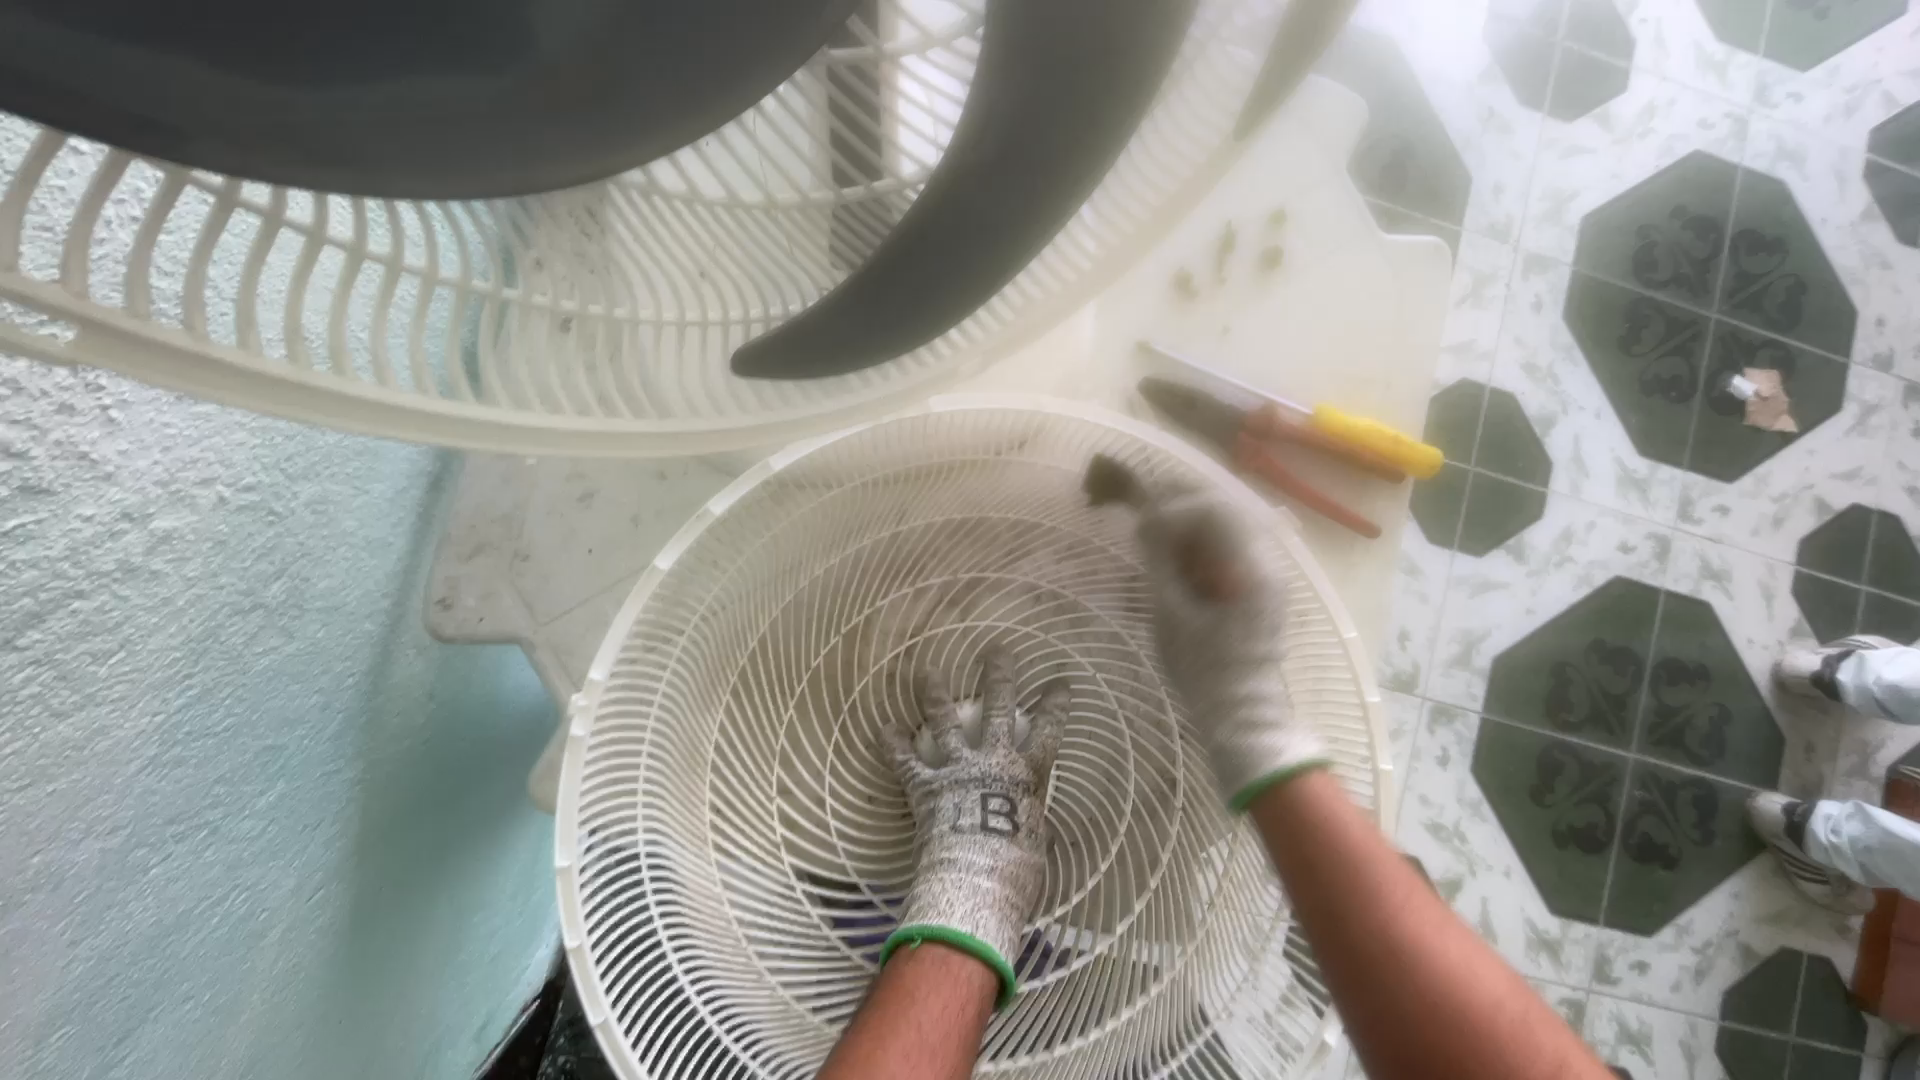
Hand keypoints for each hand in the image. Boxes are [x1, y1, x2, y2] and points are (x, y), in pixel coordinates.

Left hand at [879, 649, 1064, 1007]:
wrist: (975, 887)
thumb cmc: (1016, 874)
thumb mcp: (1036, 847)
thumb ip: (1032, 826)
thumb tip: (1035, 828)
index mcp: (1027, 775)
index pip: (1048, 732)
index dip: (1056, 706)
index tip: (1061, 683)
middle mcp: (994, 761)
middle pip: (999, 708)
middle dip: (999, 676)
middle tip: (997, 650)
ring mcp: (958, 769)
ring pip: (946, 722)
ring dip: (936, 695)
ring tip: (929, 672)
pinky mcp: (926, 787)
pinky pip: (905, 761)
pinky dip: (892, 745)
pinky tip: (882, 727)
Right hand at [1136, 487, 1328, 808]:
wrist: (1241, 715)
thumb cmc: (1202, 669)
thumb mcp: (1170, 614)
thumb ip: (1160, 562)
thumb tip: (1148, 522)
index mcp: (1248, 569)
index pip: (1214, 510)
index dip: (1173, 509)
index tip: (1142, 528)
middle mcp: (1266, 563)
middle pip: (1225, 510)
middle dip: (1182, 510)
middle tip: (1146, 523)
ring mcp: (1267, 575)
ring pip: (1229, 527)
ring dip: (1191, 525)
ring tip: (1158, 540)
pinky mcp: (1260, 587)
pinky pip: (1232, 548)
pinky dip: (1202, 545)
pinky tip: (1179, 561)